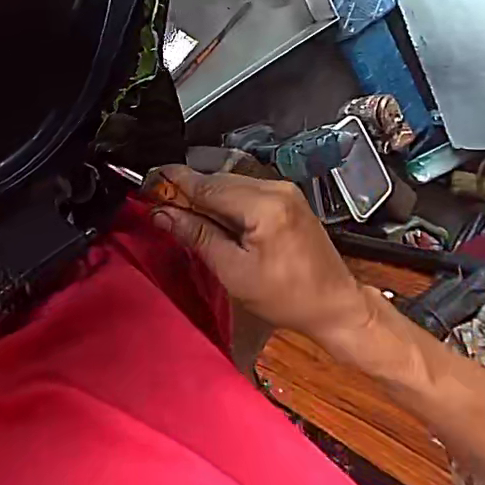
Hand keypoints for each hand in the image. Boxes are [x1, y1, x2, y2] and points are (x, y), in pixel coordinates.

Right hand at [146, 166, 380, 348]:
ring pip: (231, 182)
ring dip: (206, 195)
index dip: (175, 183)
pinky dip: (225, 199)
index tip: (150, 182)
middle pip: (218, 180)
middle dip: (188, 190)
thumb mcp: (234, 272)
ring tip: (183, 213)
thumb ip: (197, 236)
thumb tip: (164, 214)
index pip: (208, 186)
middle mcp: (276, 188)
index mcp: (265, 206)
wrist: (334, 305)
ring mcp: (285, 190)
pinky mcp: (287, 197)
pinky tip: (214, 217)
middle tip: (160, 203)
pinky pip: (246, 189)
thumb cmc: (287, 297)